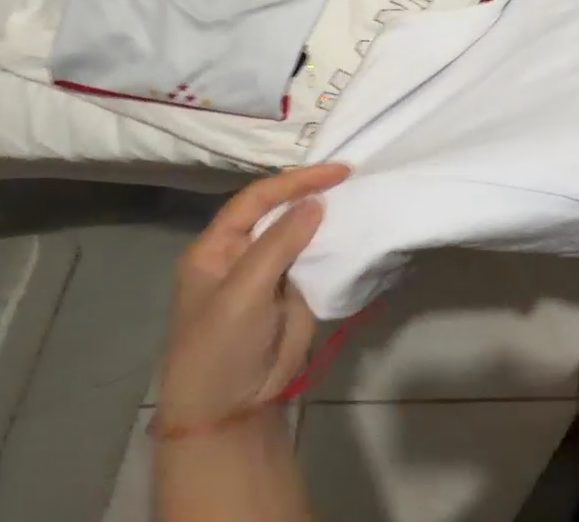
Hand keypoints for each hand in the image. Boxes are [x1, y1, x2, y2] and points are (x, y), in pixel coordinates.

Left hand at [157, 164, 349, 430]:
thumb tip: (317, 202)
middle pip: (280, 209)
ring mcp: (271, 271)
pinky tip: (358, 227)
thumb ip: (278, 244)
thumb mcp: (243, 293)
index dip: (295, 181)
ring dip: (329, 213)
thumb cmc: (221, 347)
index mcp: (215, 248)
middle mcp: (242, 253)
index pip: (256, 200)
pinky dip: (338, 239)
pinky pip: (319, 255)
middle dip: (313, 190)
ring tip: (363, 195)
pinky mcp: (297, 288)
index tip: (339, 172)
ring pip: (303, 230)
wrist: (232, 405)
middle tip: (355, 177)